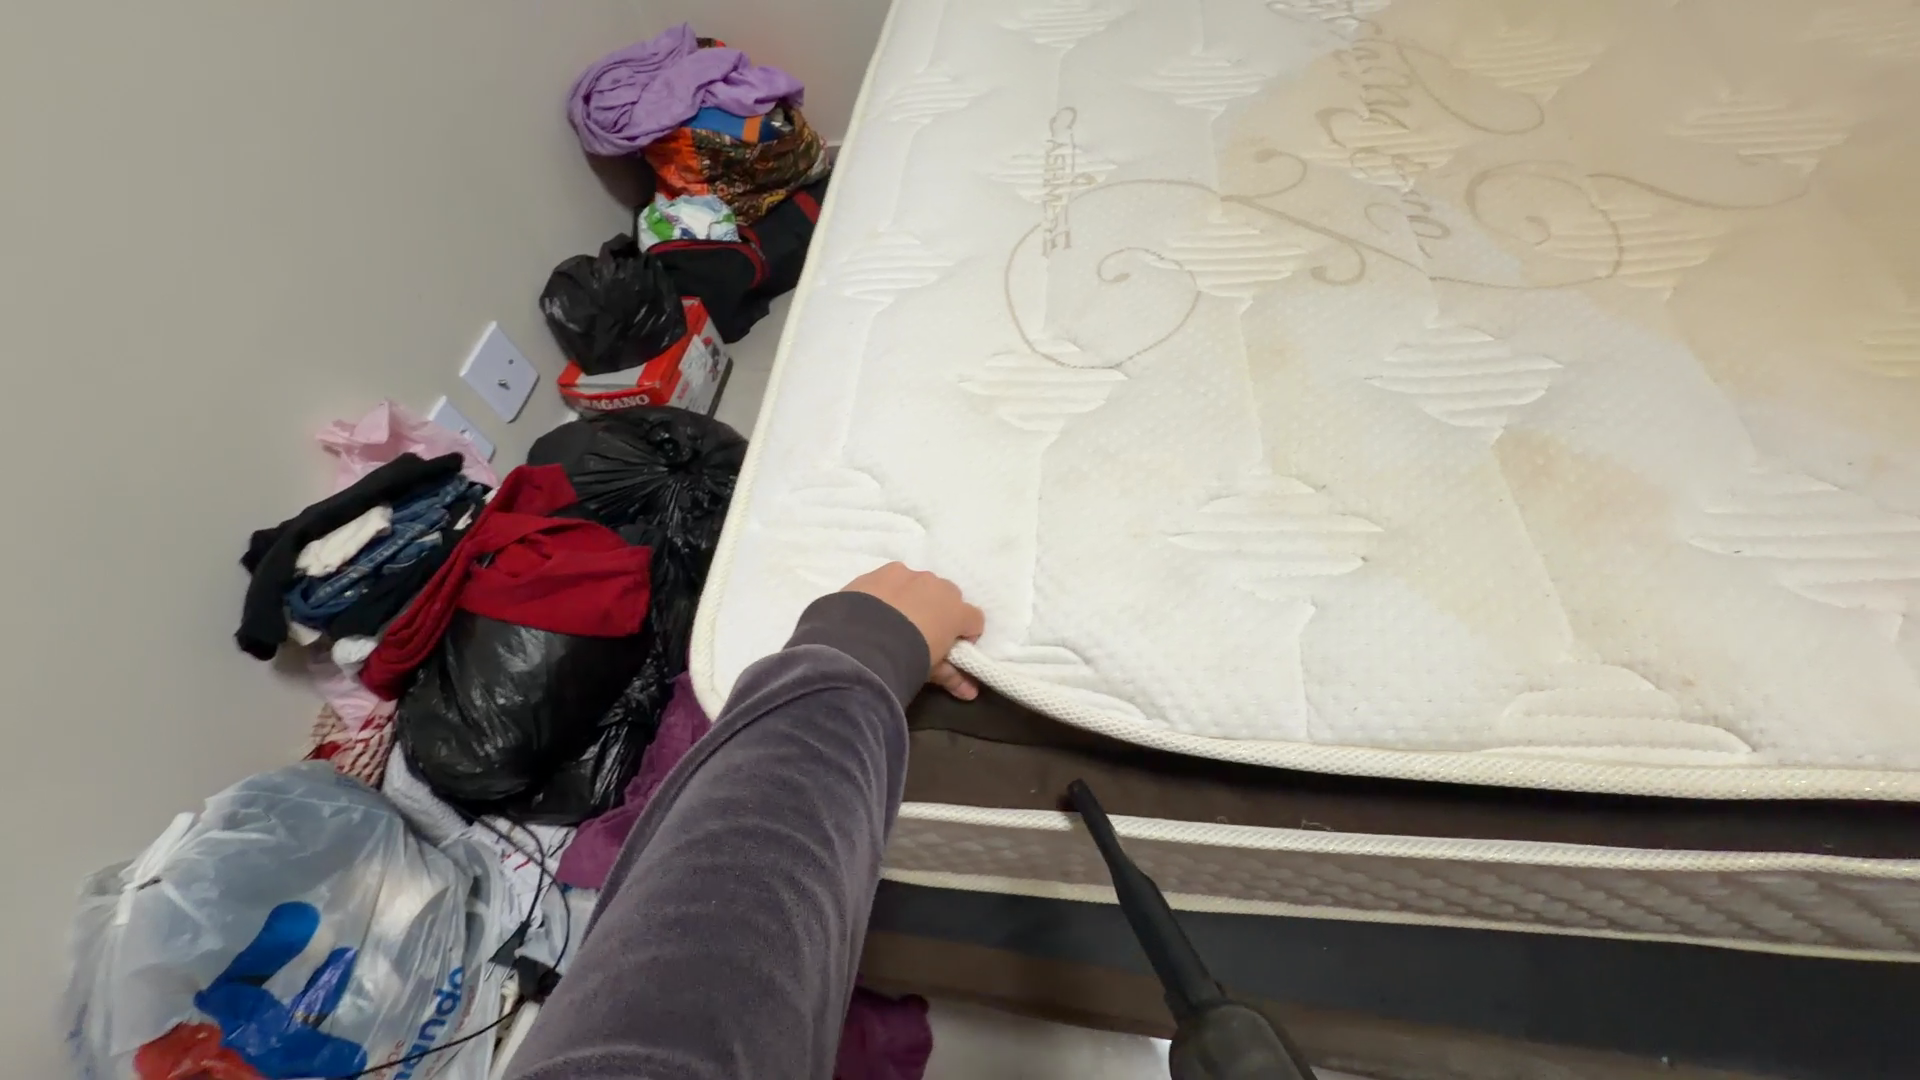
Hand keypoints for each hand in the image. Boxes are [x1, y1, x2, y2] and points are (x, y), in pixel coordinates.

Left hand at [842, 562, 984, 699]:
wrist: (865, 642)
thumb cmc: (908, 658)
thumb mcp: (931, 670)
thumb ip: (953, 677)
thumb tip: (971, 693)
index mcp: (957, 611)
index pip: (975, 620)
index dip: (965, 634)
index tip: (950, 648)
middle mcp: (938, 587)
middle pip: (948, 597)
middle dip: (940, 612)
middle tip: (921, 634)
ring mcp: (910, 575)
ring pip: (920, 584)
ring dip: (914, 598)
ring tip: (892, 620)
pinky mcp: (883, 571)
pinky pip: (893, 578)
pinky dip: (889, 590)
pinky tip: (873, 607)